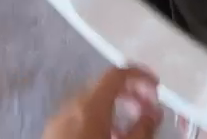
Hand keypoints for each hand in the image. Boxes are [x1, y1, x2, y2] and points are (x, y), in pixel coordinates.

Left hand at [42, 66, 161, 138]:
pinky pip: (77, 119)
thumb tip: (154, 112)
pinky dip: (96, 121)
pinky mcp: (49, 138)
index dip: (141, 76)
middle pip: (104, 87)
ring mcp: (56, 123)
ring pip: (90, 104)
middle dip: (129, 94)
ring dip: (114, 109)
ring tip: (127, 131)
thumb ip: (144, 128)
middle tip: (146, 110)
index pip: (118, 74)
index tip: (156, 90)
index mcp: (90, 106)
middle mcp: (70, 108)